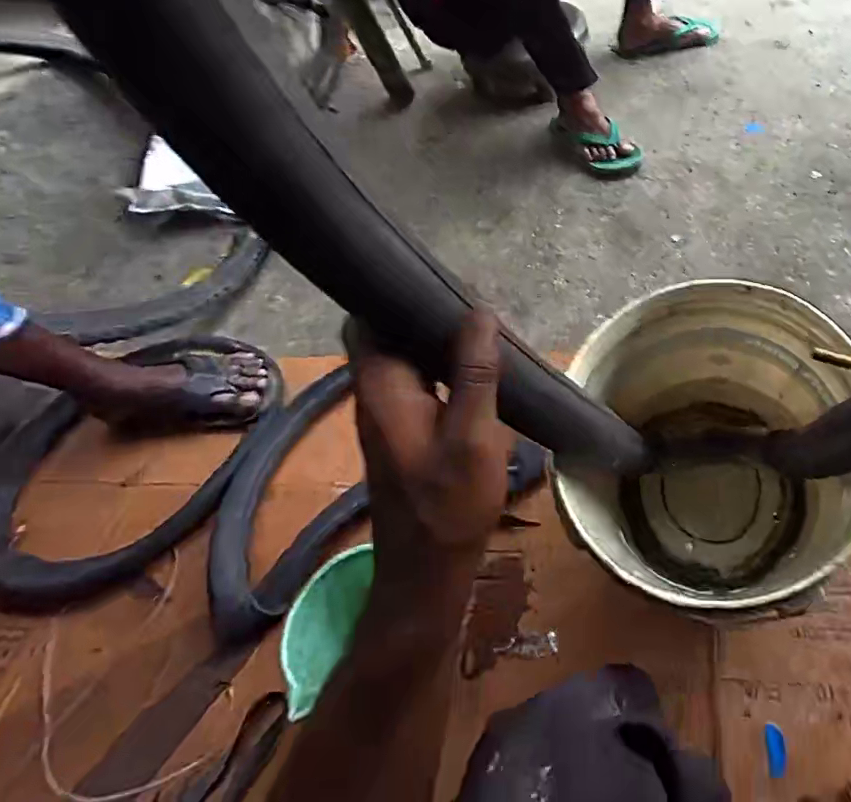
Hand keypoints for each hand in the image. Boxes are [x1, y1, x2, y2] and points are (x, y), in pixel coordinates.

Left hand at [349, 310, 515, 588]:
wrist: (428, 570)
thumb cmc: (450, 503)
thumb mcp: (473, 434)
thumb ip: (475, 372)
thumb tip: (480, 313)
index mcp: (380, 384)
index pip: (368, 317)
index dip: (396, 293)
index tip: (438, 281)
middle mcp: (373, 391)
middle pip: (389, 332)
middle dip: (427, 315)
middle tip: (473, 307)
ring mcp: (385, 410)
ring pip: (406, 356)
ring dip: (438, 342)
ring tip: (482, 331)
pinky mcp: (401, 427)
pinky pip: (417, 380)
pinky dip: (441, 367)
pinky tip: (476, 368)